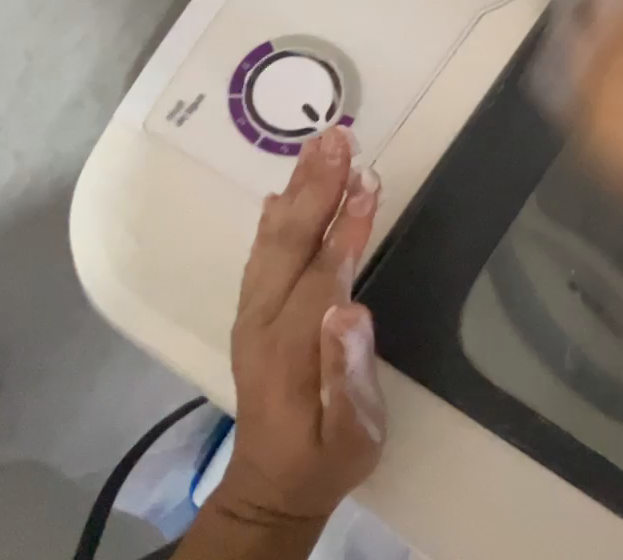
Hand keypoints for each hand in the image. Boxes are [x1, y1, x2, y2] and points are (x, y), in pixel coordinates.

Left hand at [215, 125, 385, 527]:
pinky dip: (274, 219)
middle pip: (292, 241)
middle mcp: (265, 320)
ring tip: (320, 147)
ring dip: (298, 190)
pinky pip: (262, 255)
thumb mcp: (353, 430)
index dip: (349, 224)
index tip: (370, 178)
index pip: (326, 269)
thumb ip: (349, 371)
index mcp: (295, 344)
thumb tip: (348, 308)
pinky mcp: (252, 315)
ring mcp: (253, 315)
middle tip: (338, 136)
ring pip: (274, 240)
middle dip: (318, 186)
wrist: (272, 486)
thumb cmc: (329, 455)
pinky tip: (283, 194)